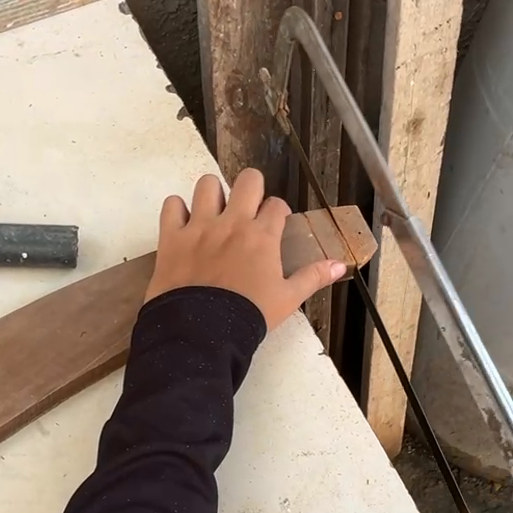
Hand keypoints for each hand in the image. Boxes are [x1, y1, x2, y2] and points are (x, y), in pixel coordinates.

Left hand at [146, 168, 345, 328]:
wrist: (203, 331)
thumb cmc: (249, 316)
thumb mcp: (288, 299)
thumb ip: (313, 277)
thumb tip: (340, 265)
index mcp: (262, 236)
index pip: (276, 206)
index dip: (277, 213)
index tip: (274, 224)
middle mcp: (232, 223)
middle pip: (247, 181)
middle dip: (250, 188)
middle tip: (246, 207)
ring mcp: (200, 227)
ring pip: (207, 185)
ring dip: (212, 194)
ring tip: (213, 211)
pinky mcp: (172, 237)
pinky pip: (172, 205)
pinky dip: (177, 210)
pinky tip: (183, 222)